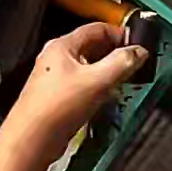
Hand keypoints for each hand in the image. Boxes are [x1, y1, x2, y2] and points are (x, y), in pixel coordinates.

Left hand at [0, 23, 146, 170]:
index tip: (137, 45)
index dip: (120, 34)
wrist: (31, 142)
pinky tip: (107, 96)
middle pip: (93, 46)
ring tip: (124, 79)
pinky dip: (99, 85)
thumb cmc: (57, 108)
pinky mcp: (57, 96)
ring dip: (109, 70)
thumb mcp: (98, 80)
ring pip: (89, 66)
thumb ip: (123, 62)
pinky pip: (84, 82)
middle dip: (116, 53)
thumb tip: (139, 52)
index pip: (98, 28)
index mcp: (62, 46)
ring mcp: (55, 78)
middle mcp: (56, 59)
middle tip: (134, 62)